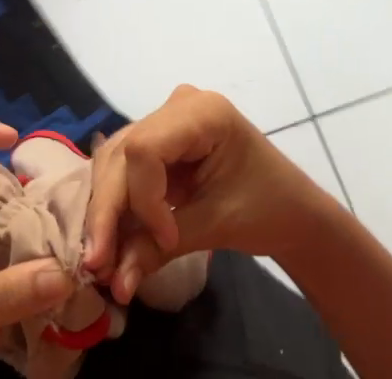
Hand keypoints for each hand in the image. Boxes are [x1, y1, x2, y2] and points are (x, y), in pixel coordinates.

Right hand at [84, 85, 332, 302]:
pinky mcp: (158, 142)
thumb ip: (160, 248)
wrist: (292, 211)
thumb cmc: (268, 210)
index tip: (164, 241)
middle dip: (108, 210)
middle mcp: (176, 106)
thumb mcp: (216, 227)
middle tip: (98, 265)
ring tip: (101, 260)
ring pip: (114, 161)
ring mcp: (164, 121)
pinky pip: (124, 168)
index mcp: (201, 112)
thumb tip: (113, 284)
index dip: (143, 199)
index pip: (144, 149)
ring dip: (105, 210)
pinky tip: (111, 241)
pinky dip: (117, 205)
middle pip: (122, 154)